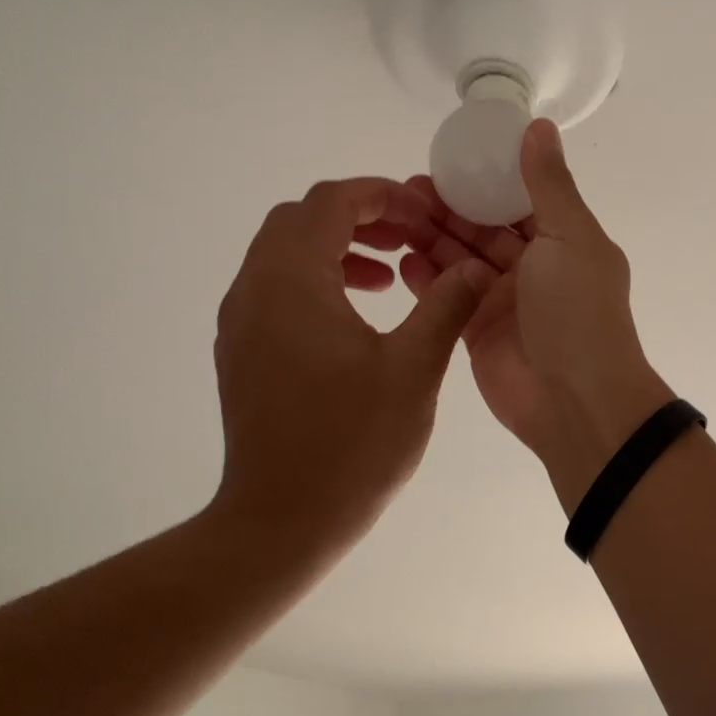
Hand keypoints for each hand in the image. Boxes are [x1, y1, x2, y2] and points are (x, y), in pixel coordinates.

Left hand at [213, 178, 492, 543]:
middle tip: (412, 239)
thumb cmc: (353, 443)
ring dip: (338, 248)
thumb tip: (475, 267)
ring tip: (391, 277)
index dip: (383, 196)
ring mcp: (240, 323)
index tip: (426, 217)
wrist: (281, 520)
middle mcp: (254, 290)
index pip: (330, 202)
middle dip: (360, 216)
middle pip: (300, 219)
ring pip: (284, 253)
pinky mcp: (242, 352)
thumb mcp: (414, 370)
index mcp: (292, 282)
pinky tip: (359, 318)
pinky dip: (317, 280)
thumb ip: (446, 306)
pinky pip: (276, 289)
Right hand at [400, 122, 672, 499]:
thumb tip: (540, 126)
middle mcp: (535, 269)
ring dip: (430, 236)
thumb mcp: (571, 236)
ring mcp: (504, 301)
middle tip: (402, 190)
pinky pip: (447, 295)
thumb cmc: (577, 312)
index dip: (485, 180)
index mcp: (565, 242)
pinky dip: (425, 277)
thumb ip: (549, 183)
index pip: (520, 200)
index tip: (446, 160)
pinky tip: (398, 256)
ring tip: (391, 215)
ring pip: (461, 259)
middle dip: (448, 208)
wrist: (574, 399)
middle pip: (484, 228)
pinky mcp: (476, 331)